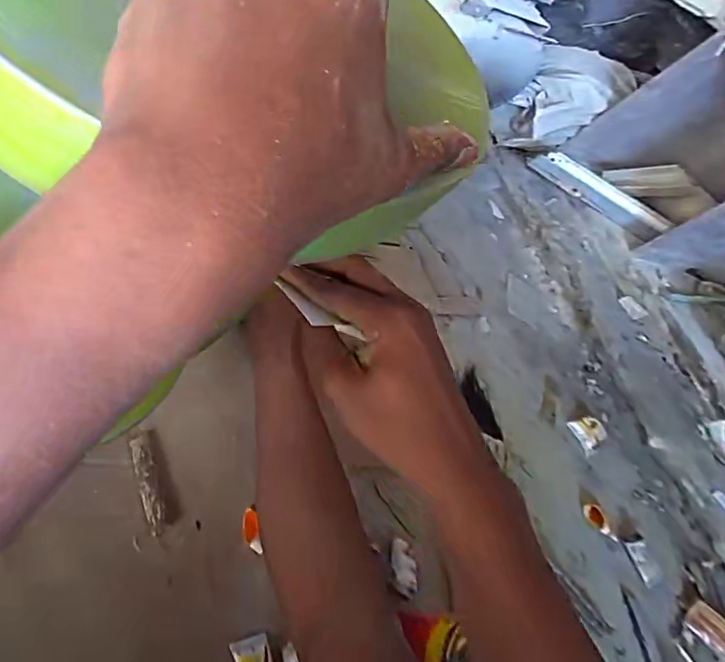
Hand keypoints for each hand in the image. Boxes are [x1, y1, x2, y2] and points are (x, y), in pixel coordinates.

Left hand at [99, 0, 475, 263]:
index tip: (307, 46)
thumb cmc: (302, 169)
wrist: (198, 185)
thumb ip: (424, 143)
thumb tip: (459, 147)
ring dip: (210, 4)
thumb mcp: (382, 162)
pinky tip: (156, 51)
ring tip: (199, 67)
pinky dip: (158, 13)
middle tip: (251, 57)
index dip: (322, 8)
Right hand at [283, 257, 494, 502]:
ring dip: (336, 274)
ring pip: (369, 279)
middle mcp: (406, 307)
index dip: (299, 278)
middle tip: (285, 261)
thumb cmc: (393, 429)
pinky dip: (353, 289)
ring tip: (300, 275)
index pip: (333, 288)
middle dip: (320, 263)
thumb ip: (318, 341)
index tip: (271, 265)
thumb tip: (302, 311)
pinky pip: (379, 295)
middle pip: (356, 270)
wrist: (452, 463)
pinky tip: (329, 298)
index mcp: (389, 319)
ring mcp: (417, 317)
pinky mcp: (418, 330)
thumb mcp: (342, 387)